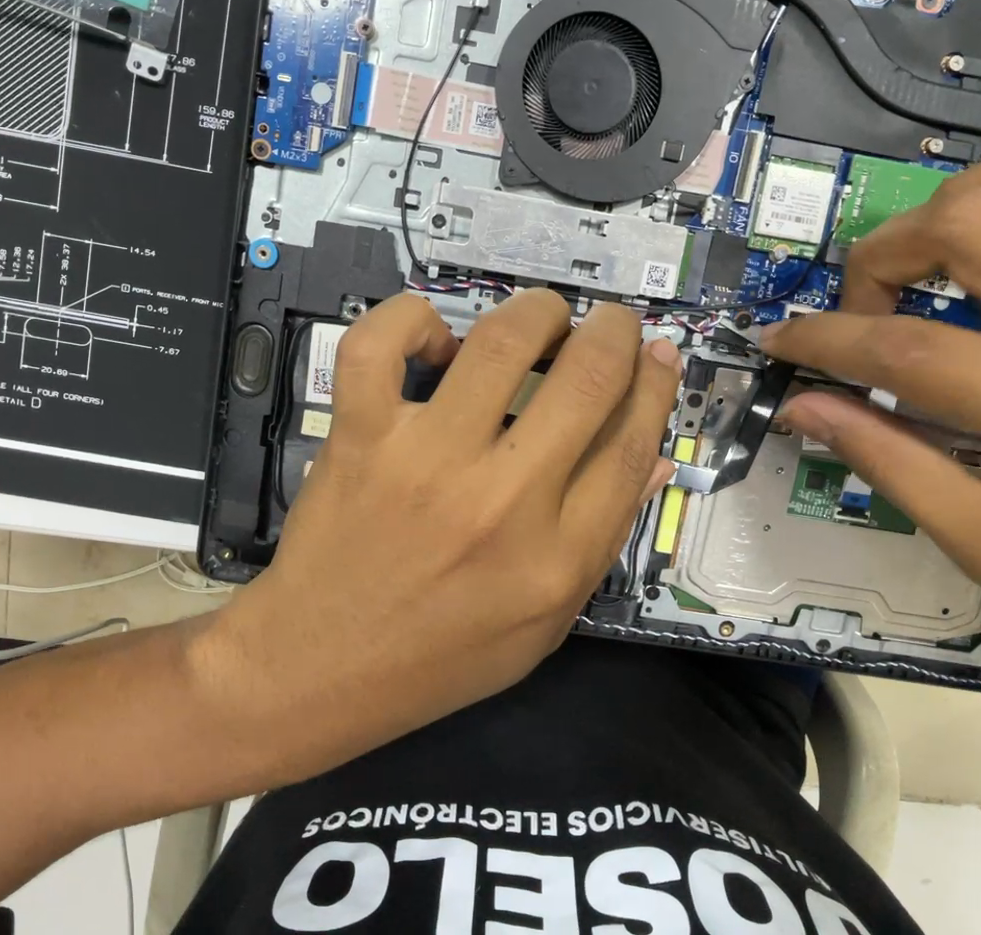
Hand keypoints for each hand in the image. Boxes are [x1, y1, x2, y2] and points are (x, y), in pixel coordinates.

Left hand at [191, 290, 681, 783]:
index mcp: (559, 557)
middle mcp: (503, 502)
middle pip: (587, 381)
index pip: (632, 443)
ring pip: (501, 342)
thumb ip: (602, 540)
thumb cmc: (442, 655)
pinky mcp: (360, 438)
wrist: (321, 668)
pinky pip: (380, 344)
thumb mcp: (545, 623)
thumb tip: (655, 457)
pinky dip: (410, 318)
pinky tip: (435, 336)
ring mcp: (426, 462)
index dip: (656, 384)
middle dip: (613, 332)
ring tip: (543, 315)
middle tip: (608, 323)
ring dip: (537, 311)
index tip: (659, 353)